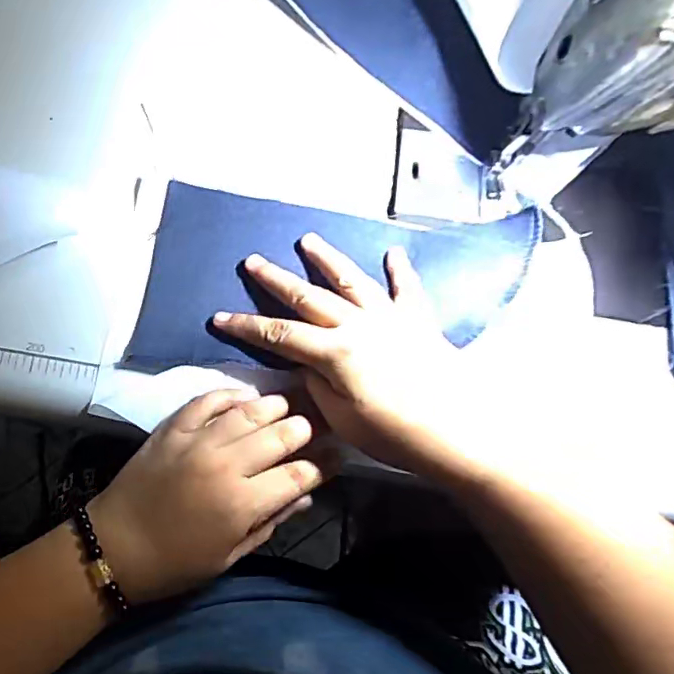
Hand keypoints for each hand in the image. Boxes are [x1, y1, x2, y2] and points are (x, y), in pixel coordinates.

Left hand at [87, 389, 333, 602]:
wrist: (115, 547)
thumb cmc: (176, 562)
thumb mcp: (230, 555)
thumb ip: (271, 522)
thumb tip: (306, 496)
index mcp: (244, 503)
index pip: (300, 474)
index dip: (324, 464)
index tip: (335, 458)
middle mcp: (227, 465)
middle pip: (282, 434)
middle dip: (305, 430)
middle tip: (312, 430)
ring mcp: (198, 441)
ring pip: (250, 411)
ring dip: (275, 406)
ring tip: (286, 407)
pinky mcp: (173, 428)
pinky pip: (208, 400)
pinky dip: (230, 395)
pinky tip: (244, 397)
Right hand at [211, 234, 505, 487]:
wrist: (455, 431)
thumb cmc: (392, 433)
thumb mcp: (340, 418)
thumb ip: (318, 385)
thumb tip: (308, 364)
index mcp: (333, 353)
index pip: (278, 335)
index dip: (245, 326)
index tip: (219, 317)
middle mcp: (357, 325)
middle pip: (308, 297)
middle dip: (275, 279)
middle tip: (253, 261)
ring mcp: (390, 318)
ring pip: (351, 281)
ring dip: (327, 260)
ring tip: (307, 240)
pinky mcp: (418, 321)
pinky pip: (407, 289)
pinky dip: (400, 270)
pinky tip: (393, 252)